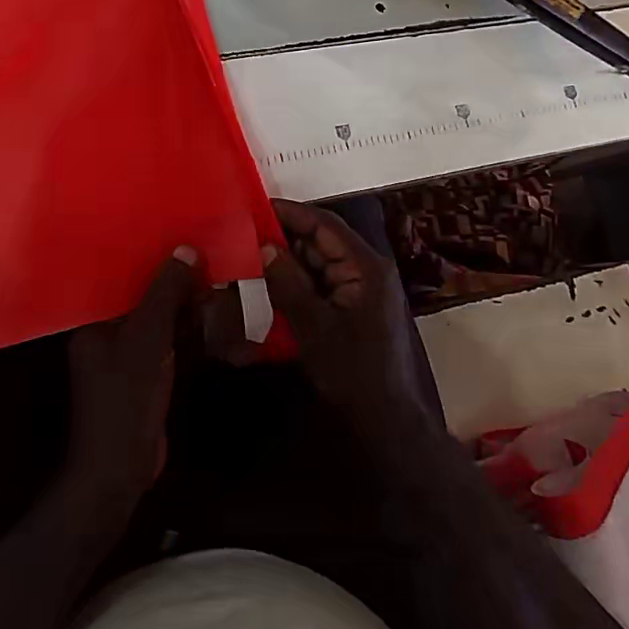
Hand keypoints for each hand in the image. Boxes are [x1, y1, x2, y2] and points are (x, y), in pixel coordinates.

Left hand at [66, 246, 200, 494]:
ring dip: (184, 306)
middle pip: (141, 297)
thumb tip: (186, 249)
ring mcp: (126, 357)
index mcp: (93, 320)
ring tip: (215, 277)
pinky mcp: (145, 375)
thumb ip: (164, 295)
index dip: (147, 255)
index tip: (176, 232)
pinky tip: (212, 318)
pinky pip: (166, 343)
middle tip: (205, 253)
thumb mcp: (146, 338)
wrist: (121, 466)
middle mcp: (105, 334)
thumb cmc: (125, 397)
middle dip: (172, 281)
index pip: (118, 276)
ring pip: (157, 320)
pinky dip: (187, 332)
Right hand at [260, 200, 422, 431]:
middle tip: (243, 233)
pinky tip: (268, 284)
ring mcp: (360, 291)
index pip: (325, 225)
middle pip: (321, 243)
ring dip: (287, 261)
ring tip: (248, 255)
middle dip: (284, 238)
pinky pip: (320, 286)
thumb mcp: (314, 326)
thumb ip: (288, 283)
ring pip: (318, 265)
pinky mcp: (352, 309)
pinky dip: (296, 283)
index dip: (291, 213)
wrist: (385, 420)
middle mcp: (366, 271)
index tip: (256, 207)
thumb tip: (264, 247)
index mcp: (365, 267)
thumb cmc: (353, 371)